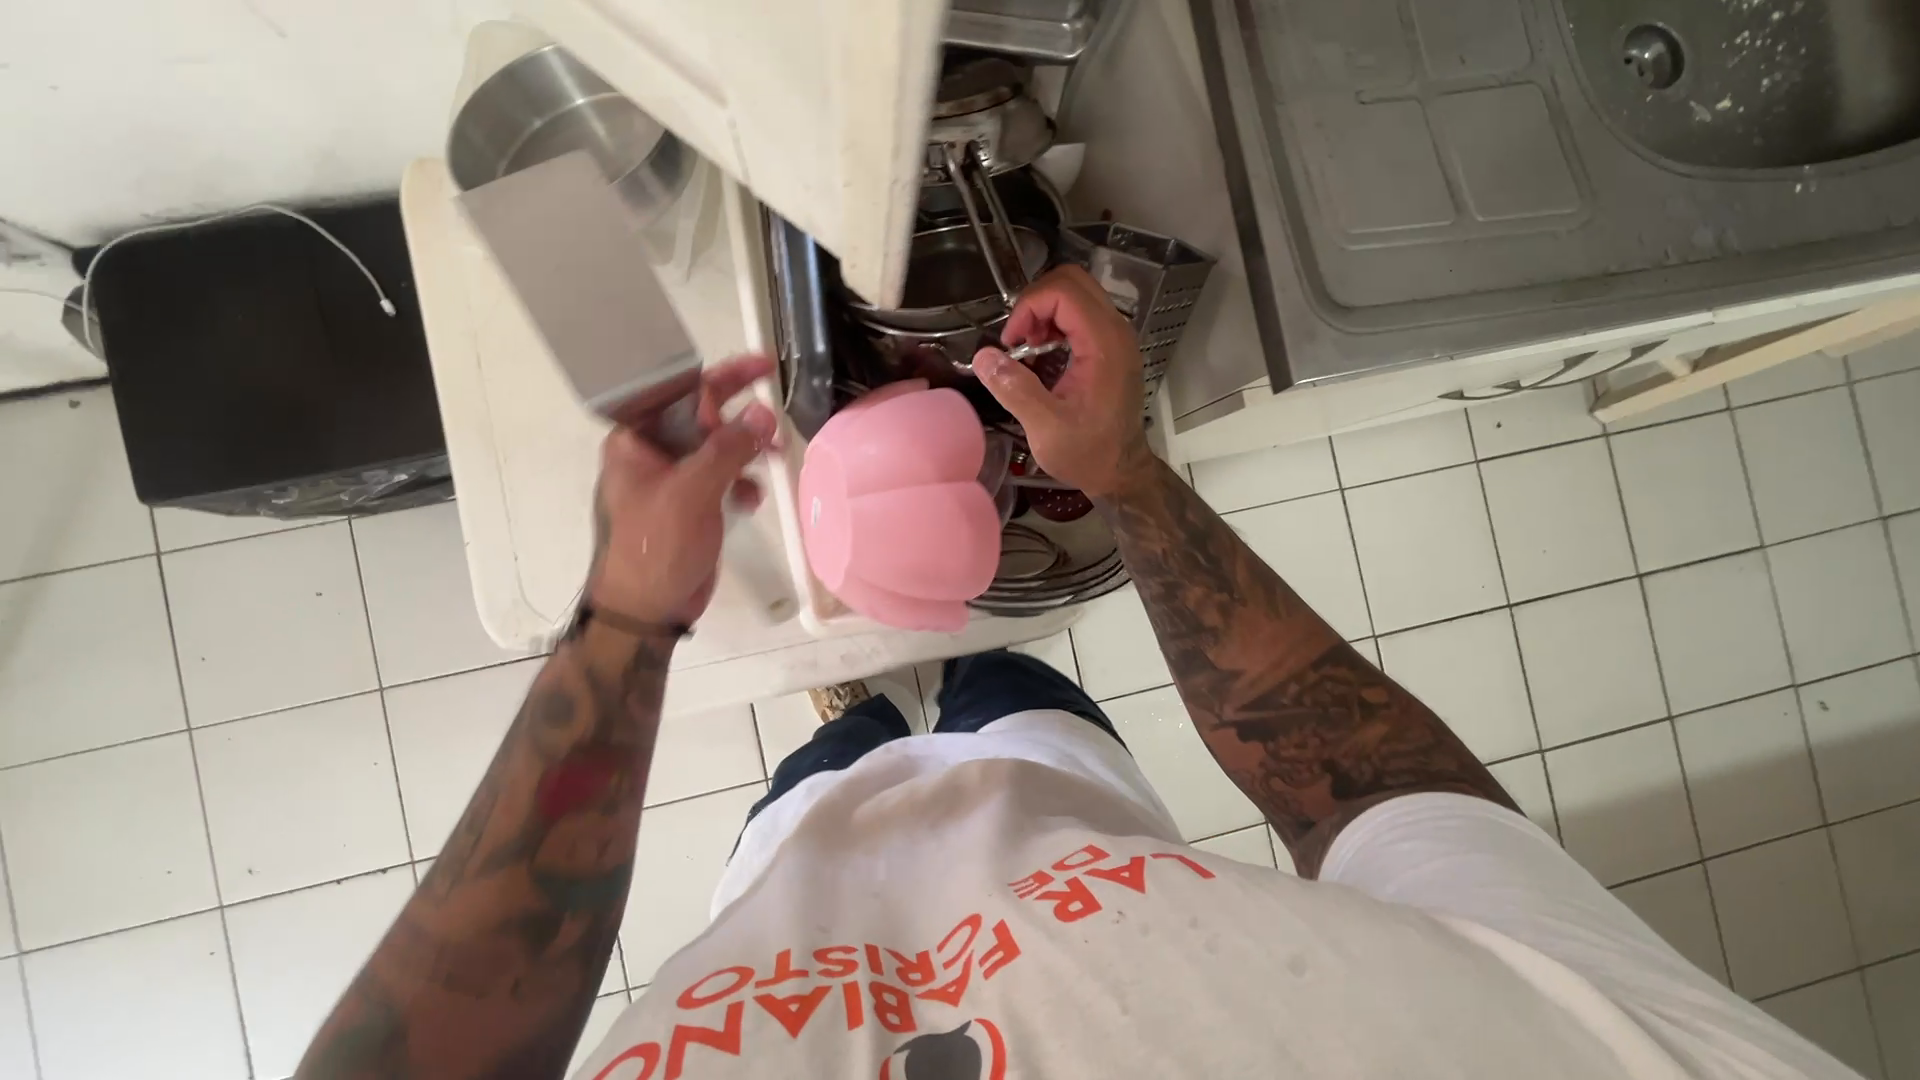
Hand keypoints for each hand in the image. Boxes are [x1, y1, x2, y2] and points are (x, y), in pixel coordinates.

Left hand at [586, 355, 778, 626]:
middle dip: (741, 417)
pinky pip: (723, 479)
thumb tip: (764, 414)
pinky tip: (753, 499)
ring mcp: (674, 480)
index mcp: (637, 440)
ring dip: (747, 452)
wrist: (646, 610)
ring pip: (719, 449)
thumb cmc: (655, 547)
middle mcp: (653, 453)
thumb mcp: (692, 493)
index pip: (680, 392)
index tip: (762, 366)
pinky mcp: (692, 506)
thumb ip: (729, 450)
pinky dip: (742, 483)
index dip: (722, 378)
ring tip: (775, 459)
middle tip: (777, 413)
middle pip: (703, 417)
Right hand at [972, 266, 1147, 497]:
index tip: (1011, 343)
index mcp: (1104, 344)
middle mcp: (1115, 331)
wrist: (1120, 471)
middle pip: (1073, 281)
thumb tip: (983, 357)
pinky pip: (1081, 314)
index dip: (1029, 307)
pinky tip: (1042, 355)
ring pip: (1077, 294)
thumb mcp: (1045, 428)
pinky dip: (1056, 323)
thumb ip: (1015, 389)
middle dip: (1035, 303)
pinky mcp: (1110, 347)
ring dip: (1044, 312)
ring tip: (1027, 350)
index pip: (1064, 291)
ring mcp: (1115, 337)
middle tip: (1018, 341)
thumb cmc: (1087, 453)